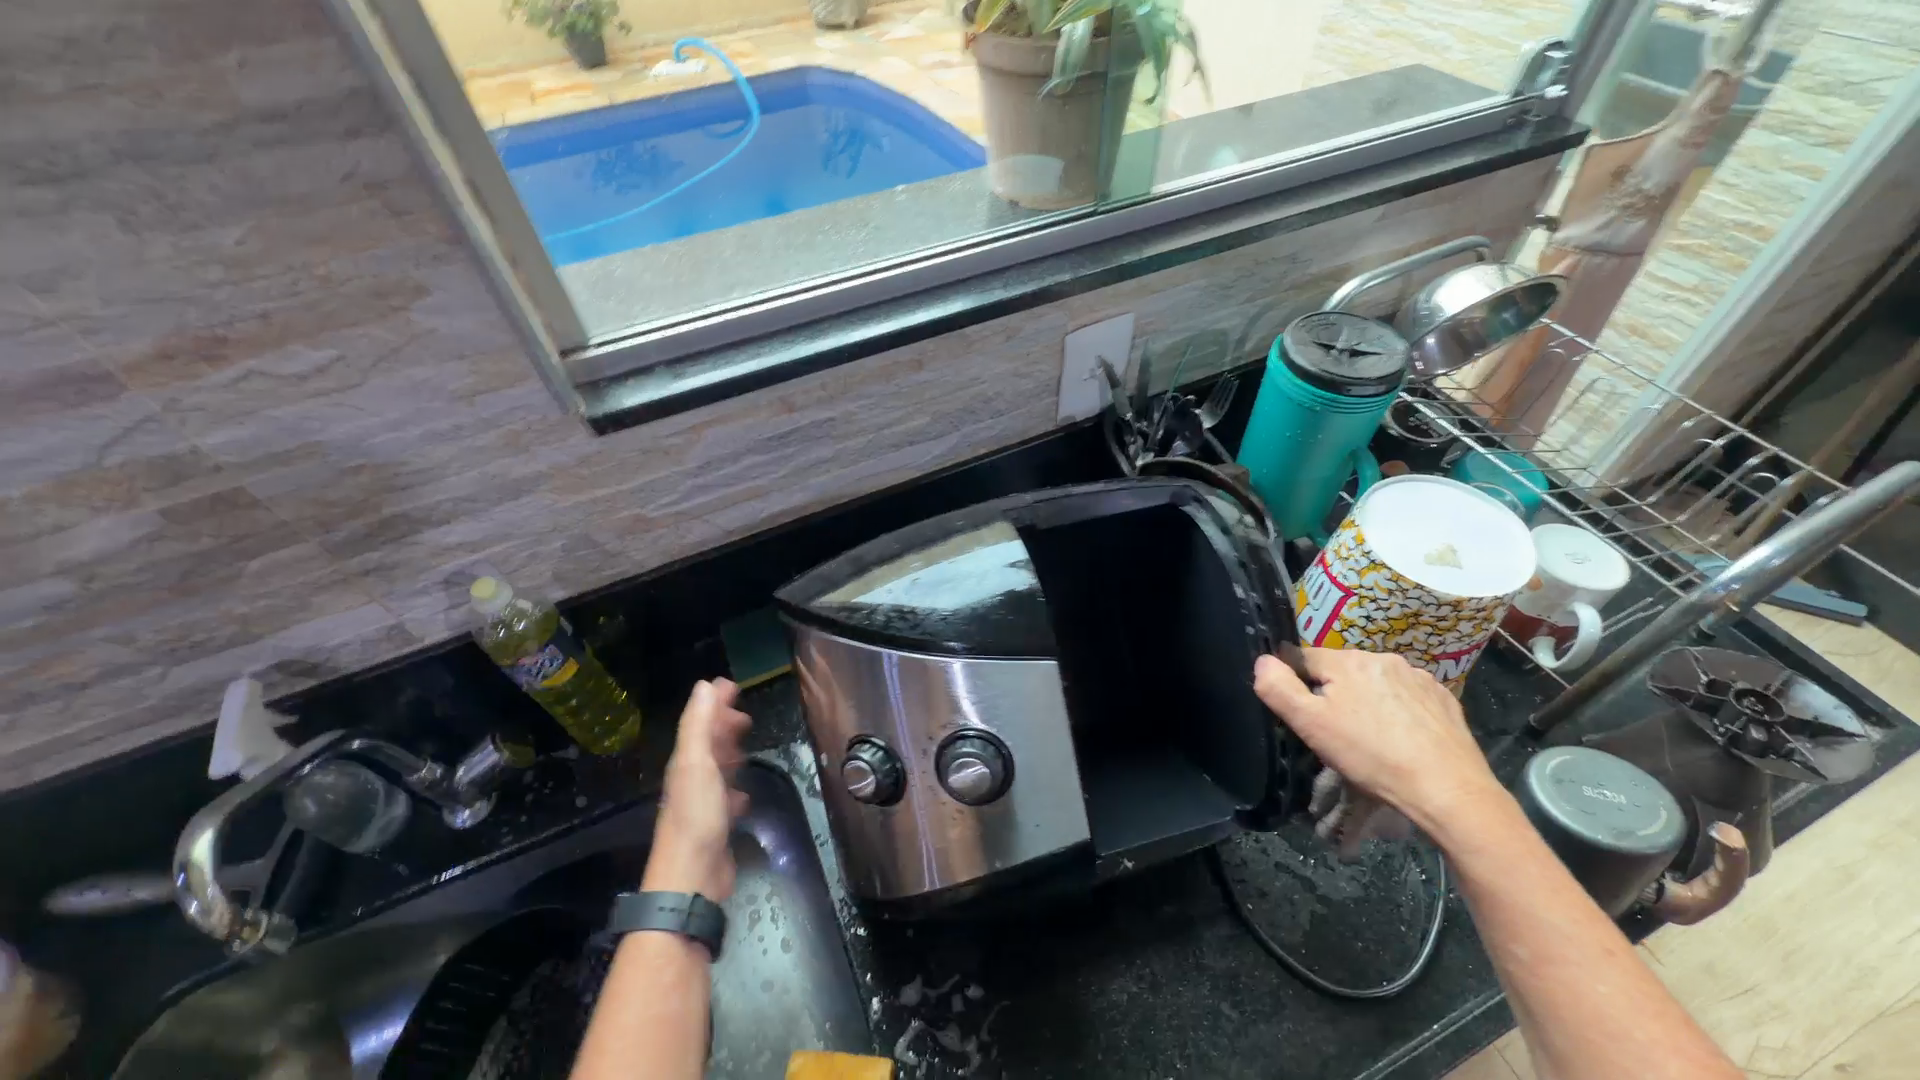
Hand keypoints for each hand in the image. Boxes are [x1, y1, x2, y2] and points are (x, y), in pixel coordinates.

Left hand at [642, 678, 751, 900]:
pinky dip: (735, 790)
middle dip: (722, 727)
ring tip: (746, 746)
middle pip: (707, 746)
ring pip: (717, 771)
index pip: (699, 723)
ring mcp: (703, 805)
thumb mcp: (697, 764)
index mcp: (686, 762)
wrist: (691, 876)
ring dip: (730, 755)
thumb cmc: (695, 816)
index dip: (713, 704)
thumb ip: (699, 725)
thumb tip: (705, 685)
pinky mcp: (716, 827)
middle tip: (743, 715)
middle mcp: (691, 780)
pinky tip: (744, 794)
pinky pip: (726, 799)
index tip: (731, 685)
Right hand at [1253, 649, 1503, 833]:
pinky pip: (1405, 695)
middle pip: (1340, 670)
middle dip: (1333, 693)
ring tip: (1370, 737)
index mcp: (1347, 661)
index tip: (1303, 715)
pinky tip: (1401, 738)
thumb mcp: (1311, 726)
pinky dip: (1397, 709)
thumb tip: (1262, 660)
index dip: (1295, 683)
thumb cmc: (1371, 756)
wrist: (1447, 788)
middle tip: (1335, 732)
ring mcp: (1417, 676)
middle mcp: (1382, 658)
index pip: (1302, 657)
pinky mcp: (1442, 697)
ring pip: (1374, 682)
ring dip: (1366, 700)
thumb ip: (1278, 688)